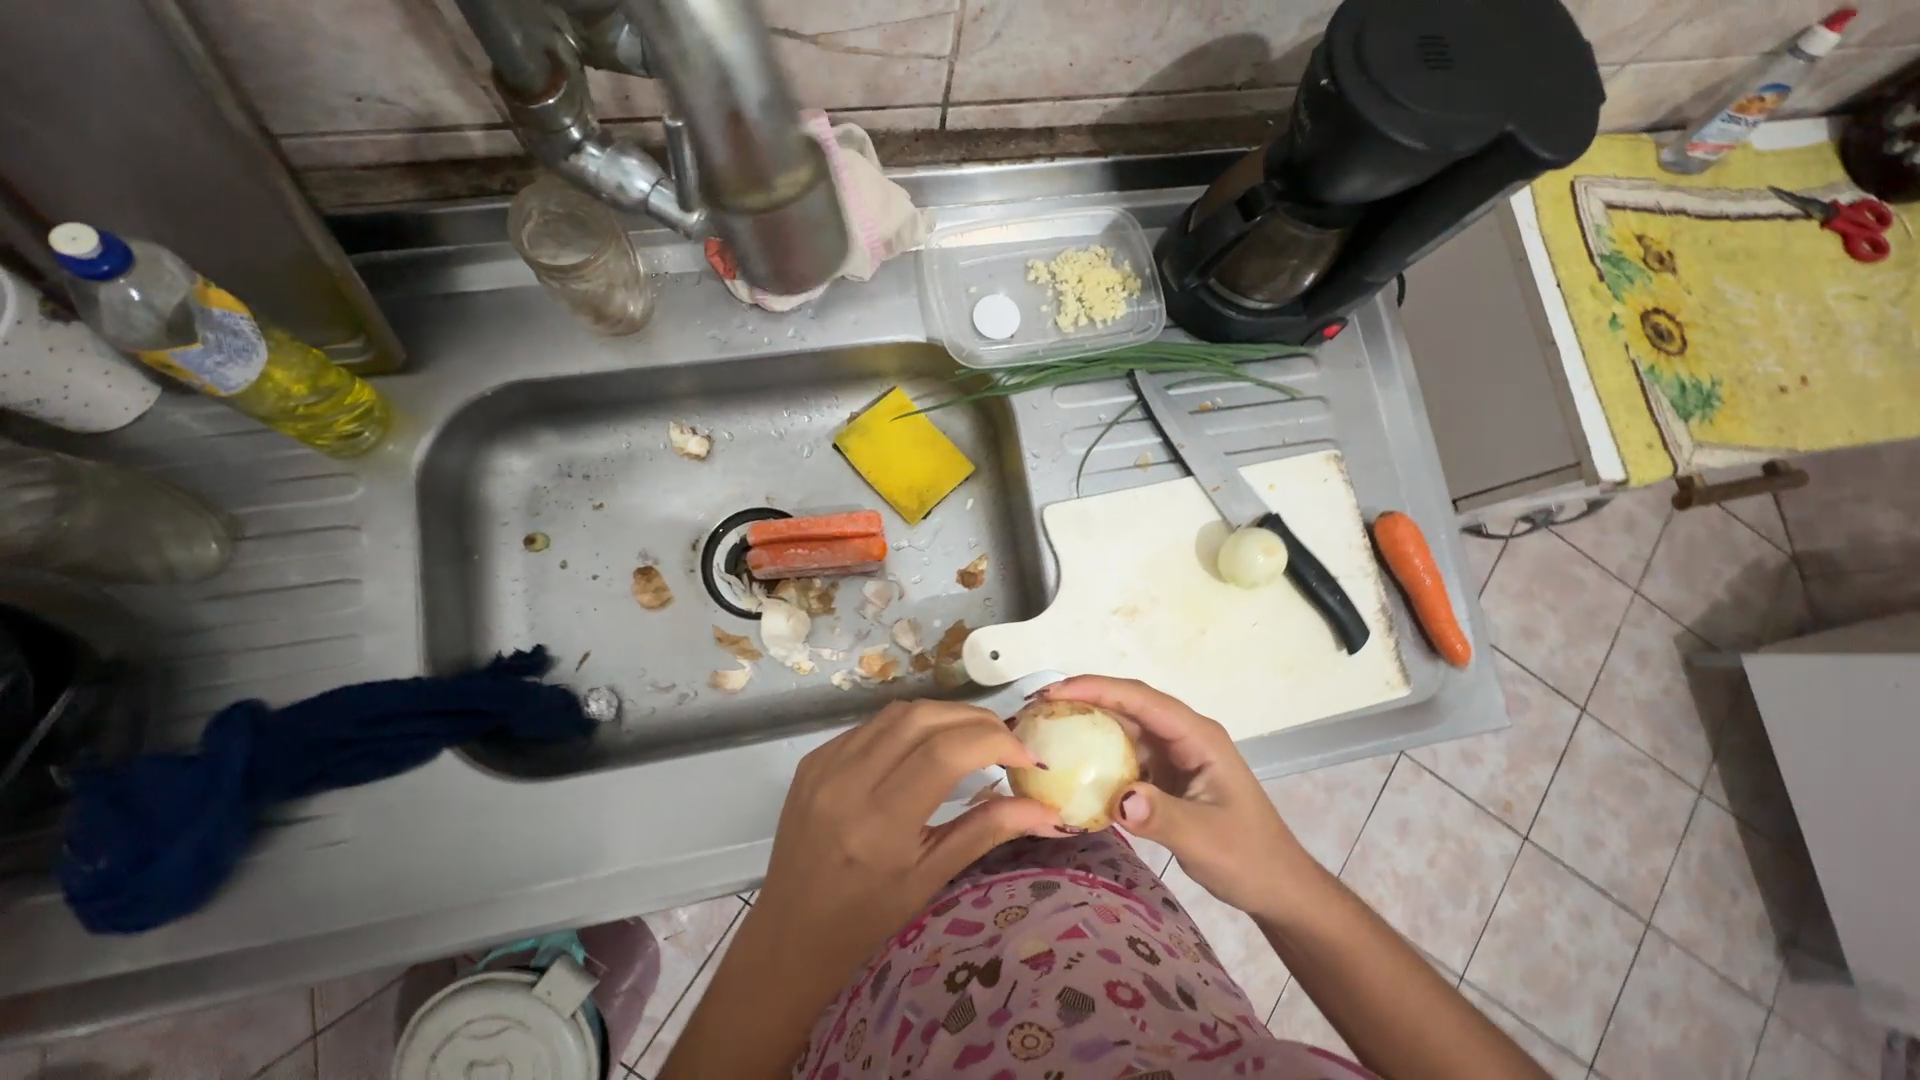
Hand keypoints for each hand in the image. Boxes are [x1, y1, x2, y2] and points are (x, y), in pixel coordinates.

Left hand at [756, 700, 1062, 966]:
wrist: (789, 934)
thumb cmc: (865, 919)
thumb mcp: (930, 878)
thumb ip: (986, 831)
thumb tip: (1047, 809)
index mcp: (879, 822)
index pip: (946, 753)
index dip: (995, 742)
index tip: (1026, 756)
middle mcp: (847, 782)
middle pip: (923, 718)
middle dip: (975, 720)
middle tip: (1006, 741)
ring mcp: (824, 765)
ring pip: (896, 713)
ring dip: (943, 715)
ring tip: (974, 738)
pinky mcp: (812, 760)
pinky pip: (869, 726)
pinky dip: (908, 726)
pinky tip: (926, 746)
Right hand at [1038, 676, 1313, 915]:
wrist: (1276, 887)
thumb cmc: (1249, 857)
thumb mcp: (1205, 838)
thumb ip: (1161, 816)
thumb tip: (1117, 798)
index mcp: (1198, 737)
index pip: (1142, 700)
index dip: (1098, 689)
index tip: (1056, 692)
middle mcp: (1183, 738)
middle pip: (1128, 706)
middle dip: (1083, 700)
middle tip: (1036, 708)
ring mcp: (1173, 757)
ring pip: (1122, 730)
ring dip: (1085, 727)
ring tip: (1042, 730)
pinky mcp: (1164, 778)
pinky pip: (1123, 758)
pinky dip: (1095, 759)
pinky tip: (1068, 769)